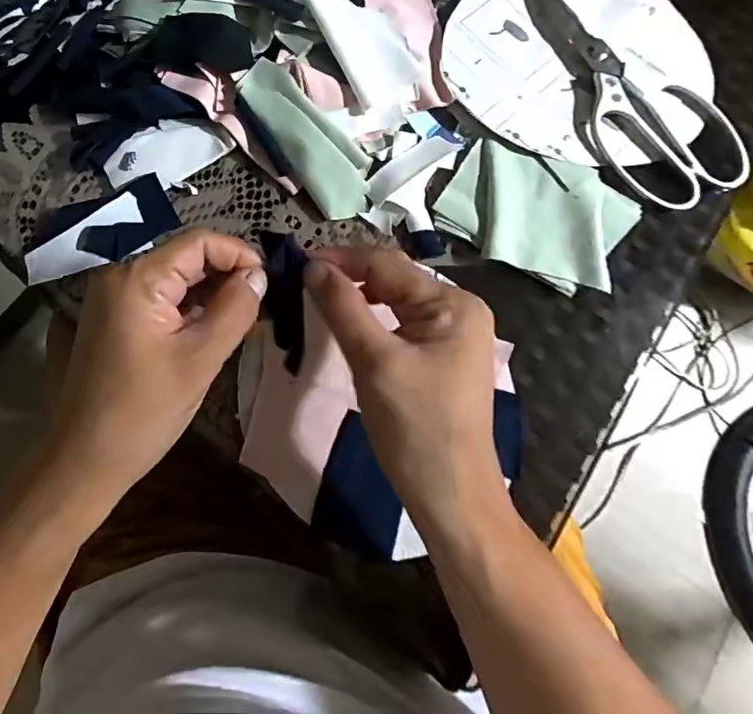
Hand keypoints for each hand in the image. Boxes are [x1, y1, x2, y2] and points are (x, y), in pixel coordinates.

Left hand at [40, 228, 266, 499]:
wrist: (84, 455)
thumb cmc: (144, 411)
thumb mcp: (199, 360)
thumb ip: (234, 310)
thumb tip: (258, 274)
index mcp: (136, 277)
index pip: (197, 242)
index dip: (238, 254)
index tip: (269, 282)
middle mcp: (118, 275)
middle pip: (183, 257)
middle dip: (225, 275)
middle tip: (263, 305)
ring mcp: (110, 296)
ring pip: (172, 279)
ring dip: (208, 294)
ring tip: (245, 320)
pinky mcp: (110, 316)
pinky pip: (156, 298)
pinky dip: (186, 309)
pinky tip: (213, 329)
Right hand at [304, 245, 506, 533]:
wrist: (449, 492)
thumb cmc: (414, 425)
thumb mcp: (373, 360)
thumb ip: (342, 306)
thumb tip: (310, 265)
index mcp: (452, 304)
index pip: (384, 263)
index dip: (337, 259)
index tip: (294, 265)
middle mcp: (457, 308)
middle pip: (389, 276)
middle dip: (344, 275)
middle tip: (298, 281)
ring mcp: (450, 331)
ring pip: (390, 296)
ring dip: (353, 294)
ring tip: (314, 297)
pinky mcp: (438, 351)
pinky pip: (395, 318)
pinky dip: (366, 314)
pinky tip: (343, 321)